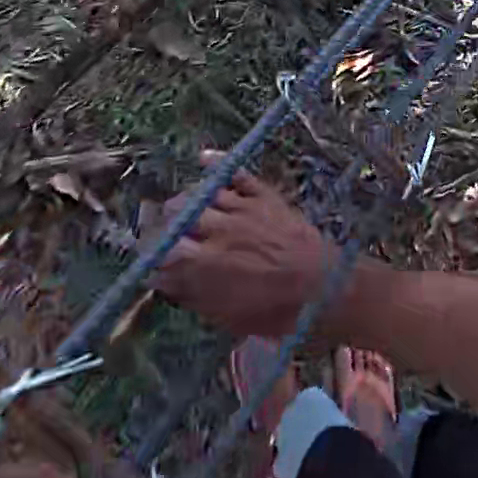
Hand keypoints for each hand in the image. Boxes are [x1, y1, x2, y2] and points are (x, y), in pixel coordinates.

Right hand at [145, 154, 335, 336]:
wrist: (326, 287)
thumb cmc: (277, 313)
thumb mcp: (228, 317)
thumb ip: (193, 296)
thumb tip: (165, 281)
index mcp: (206, 264)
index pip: (162, 251)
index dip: (151, 256)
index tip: (150, 263)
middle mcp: (219, 230)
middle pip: (175, 215)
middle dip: (164, 226)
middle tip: (164, 236)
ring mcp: (243, 208)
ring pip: (201, 194)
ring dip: (186, 201)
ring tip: (181, 210)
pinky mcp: (264, 195)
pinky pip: (236, 173)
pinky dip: (217, 164)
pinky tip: (203, 159)